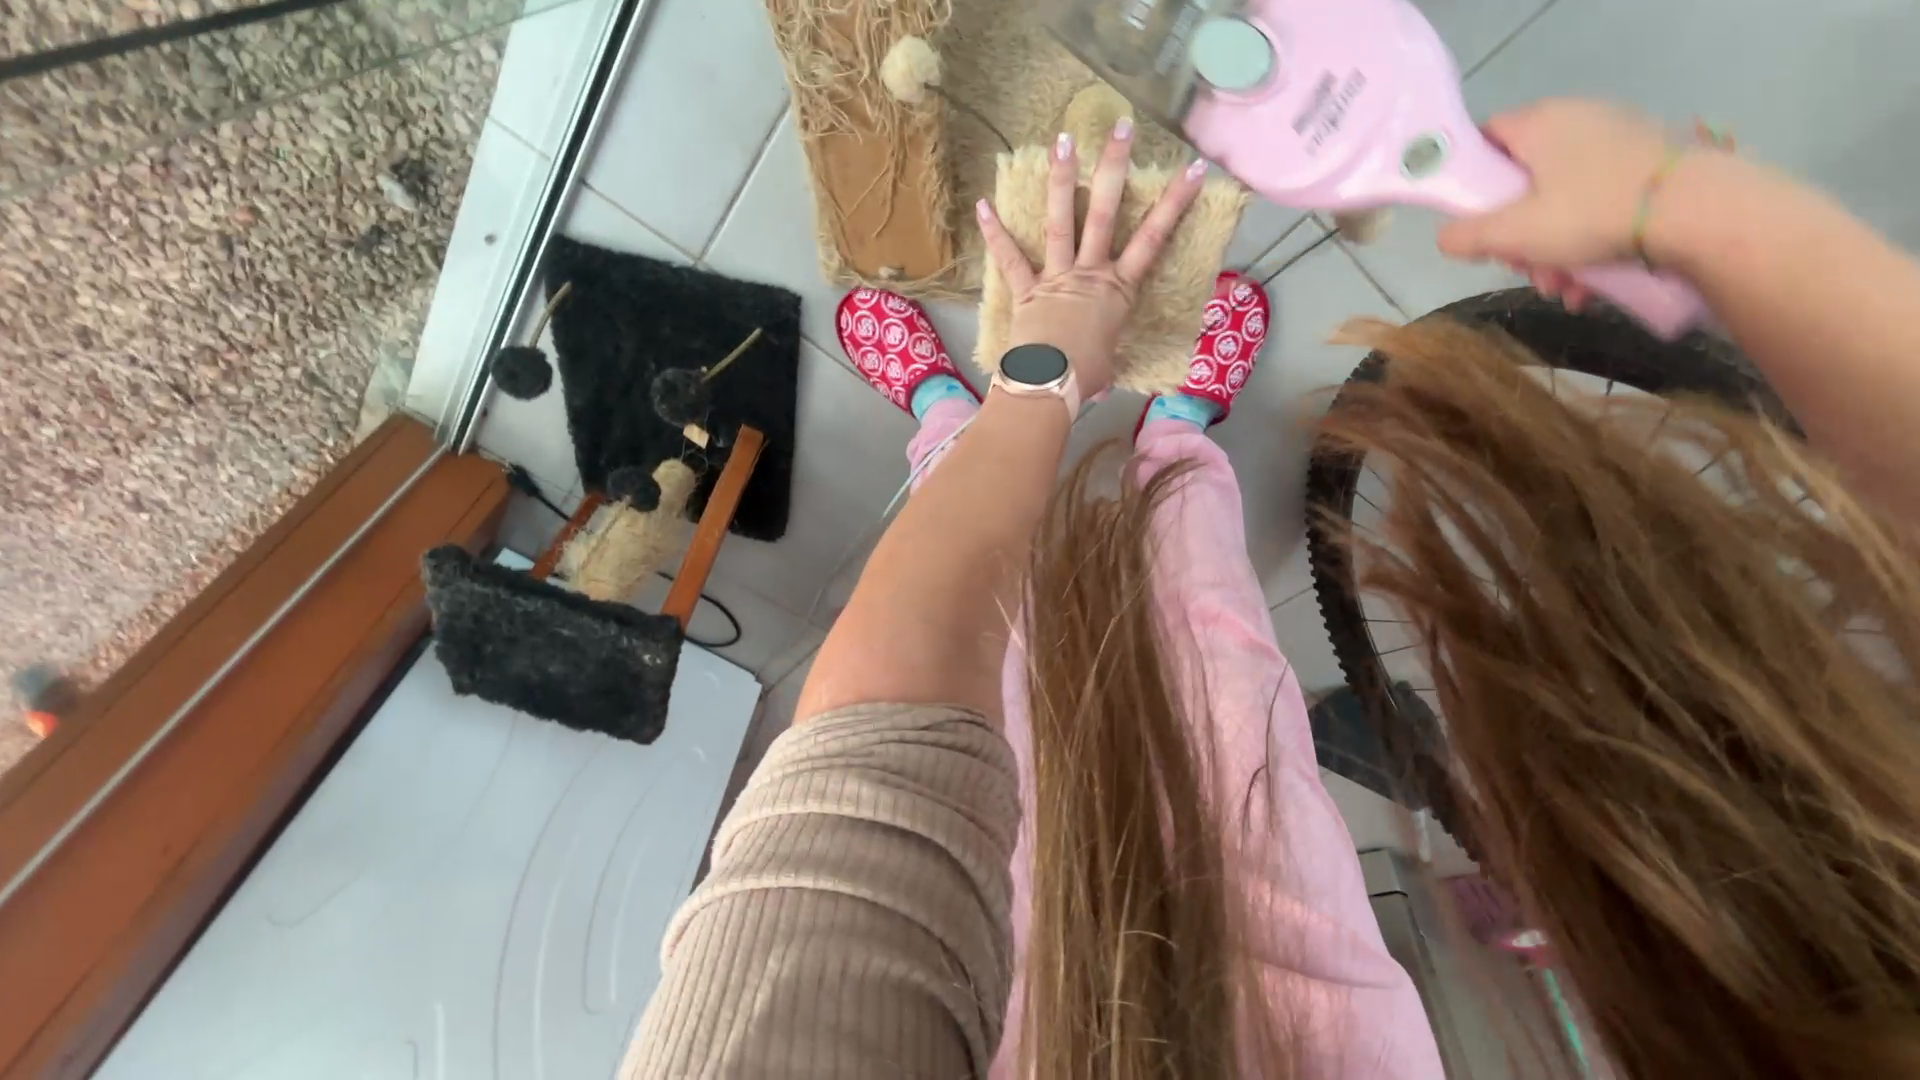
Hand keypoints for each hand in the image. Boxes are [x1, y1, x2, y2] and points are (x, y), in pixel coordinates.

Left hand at [977, 120, 1207, 398]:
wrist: (1048, 387)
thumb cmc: (1084, 379)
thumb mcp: (1108, 360)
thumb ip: (1106, 344)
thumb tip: (1100, 357)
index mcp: (1118, 291)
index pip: (1154, 239)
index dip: (1174, 203)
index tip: (1193, 168)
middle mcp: (1089, 275)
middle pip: (1104, 214)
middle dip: (1114, 168)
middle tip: (1120, 126)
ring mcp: (1056, 278)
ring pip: (1060, 222)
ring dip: (1061, 180)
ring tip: (1062, 140)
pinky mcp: (1026, 291)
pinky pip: (1010, 259)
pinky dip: (996, 233)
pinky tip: (983, 205)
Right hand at [1438, 100, 1678, 310]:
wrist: (1701, 213)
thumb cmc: (1589, 214)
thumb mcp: (1509, 234)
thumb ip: (1463, 236)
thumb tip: (1447, 238)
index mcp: (1540, 124)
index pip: (1485, 138)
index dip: (1469, 178)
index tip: (1469, 219)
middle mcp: (1578, 121)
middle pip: (1522, 182)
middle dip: (1515, 235)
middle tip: (1519, 268)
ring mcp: (1618, 142)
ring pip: (1561, 201)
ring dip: (1551, 251)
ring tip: (1561, 288)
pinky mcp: (1649, 167)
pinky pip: (1598, 206)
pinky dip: (1587, 244)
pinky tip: (1589, 284)